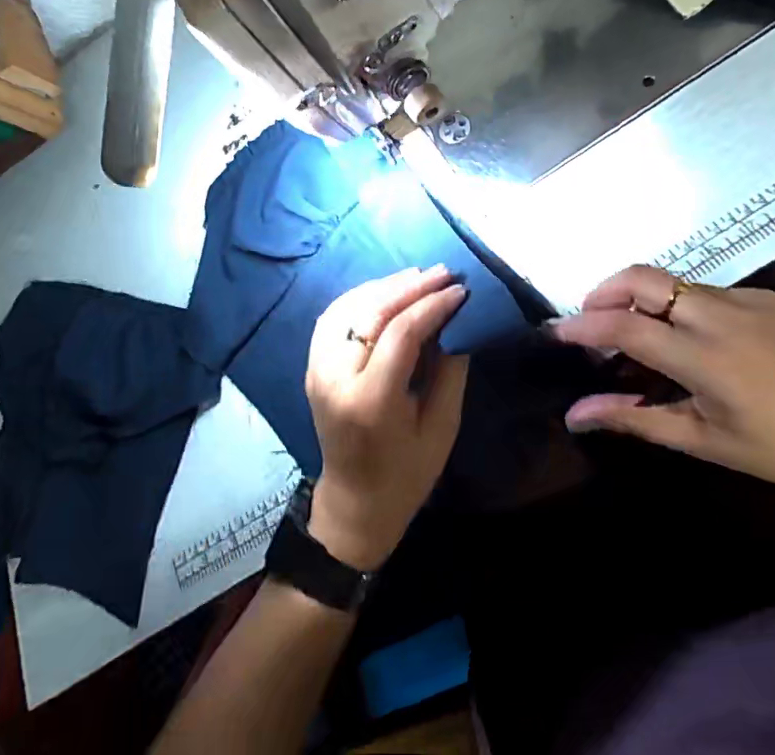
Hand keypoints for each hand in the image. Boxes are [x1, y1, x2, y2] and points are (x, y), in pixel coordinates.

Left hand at [304, 267, 469, 569]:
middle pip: (370, 312)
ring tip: (420, 277)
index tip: (461, 291)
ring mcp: (317, 371)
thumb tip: (456, 320)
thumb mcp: (443, 426)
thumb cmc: (408, 471)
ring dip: (385, 286)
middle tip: (445, 273)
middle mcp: (335, 379)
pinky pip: (333, 317)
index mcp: (370, 401)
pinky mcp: (313, 367)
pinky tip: (387, 291)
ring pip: (347, 307)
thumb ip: (450, 369)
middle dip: (411, 286)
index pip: (401, 333)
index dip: (433, 305)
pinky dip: (361, 297)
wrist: (356, 500)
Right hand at [549, 265, 774, 537]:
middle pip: (643, 277)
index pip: (625, 326)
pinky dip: (677, 303)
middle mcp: (721, 313)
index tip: (554, 332)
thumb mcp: (707, 443)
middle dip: (604, 290)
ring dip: (640, 297)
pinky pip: (705, 290)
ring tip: (631, 336)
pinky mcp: (767, 296)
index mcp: (706, 357)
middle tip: (588, 324)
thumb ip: (637, 420)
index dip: (582, 326)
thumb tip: (576, 414)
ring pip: (673, 281)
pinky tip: (684, 339)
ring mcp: (747, 298)